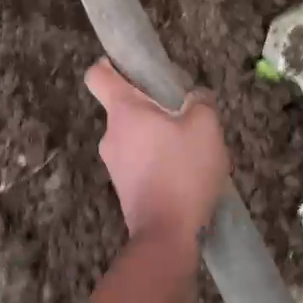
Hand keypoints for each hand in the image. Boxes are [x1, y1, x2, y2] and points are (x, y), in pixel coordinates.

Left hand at [83, 58, 230, 245]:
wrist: (167, 238)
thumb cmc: (181, 171)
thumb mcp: (205, 126)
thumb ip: (200, 102)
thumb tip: (195, 98)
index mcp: (123, 111)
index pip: (98, 75)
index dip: (111, 64)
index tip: (132, 67)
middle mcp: (111, 135)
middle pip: (125, 107)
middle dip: (153, 107)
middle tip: (185, 115)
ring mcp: (115, 165)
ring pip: (136, 136)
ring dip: (160, 137)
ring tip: (192, 150)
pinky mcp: (125, 190)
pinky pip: (141, 161)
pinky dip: (159, 161)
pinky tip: (185, 174)